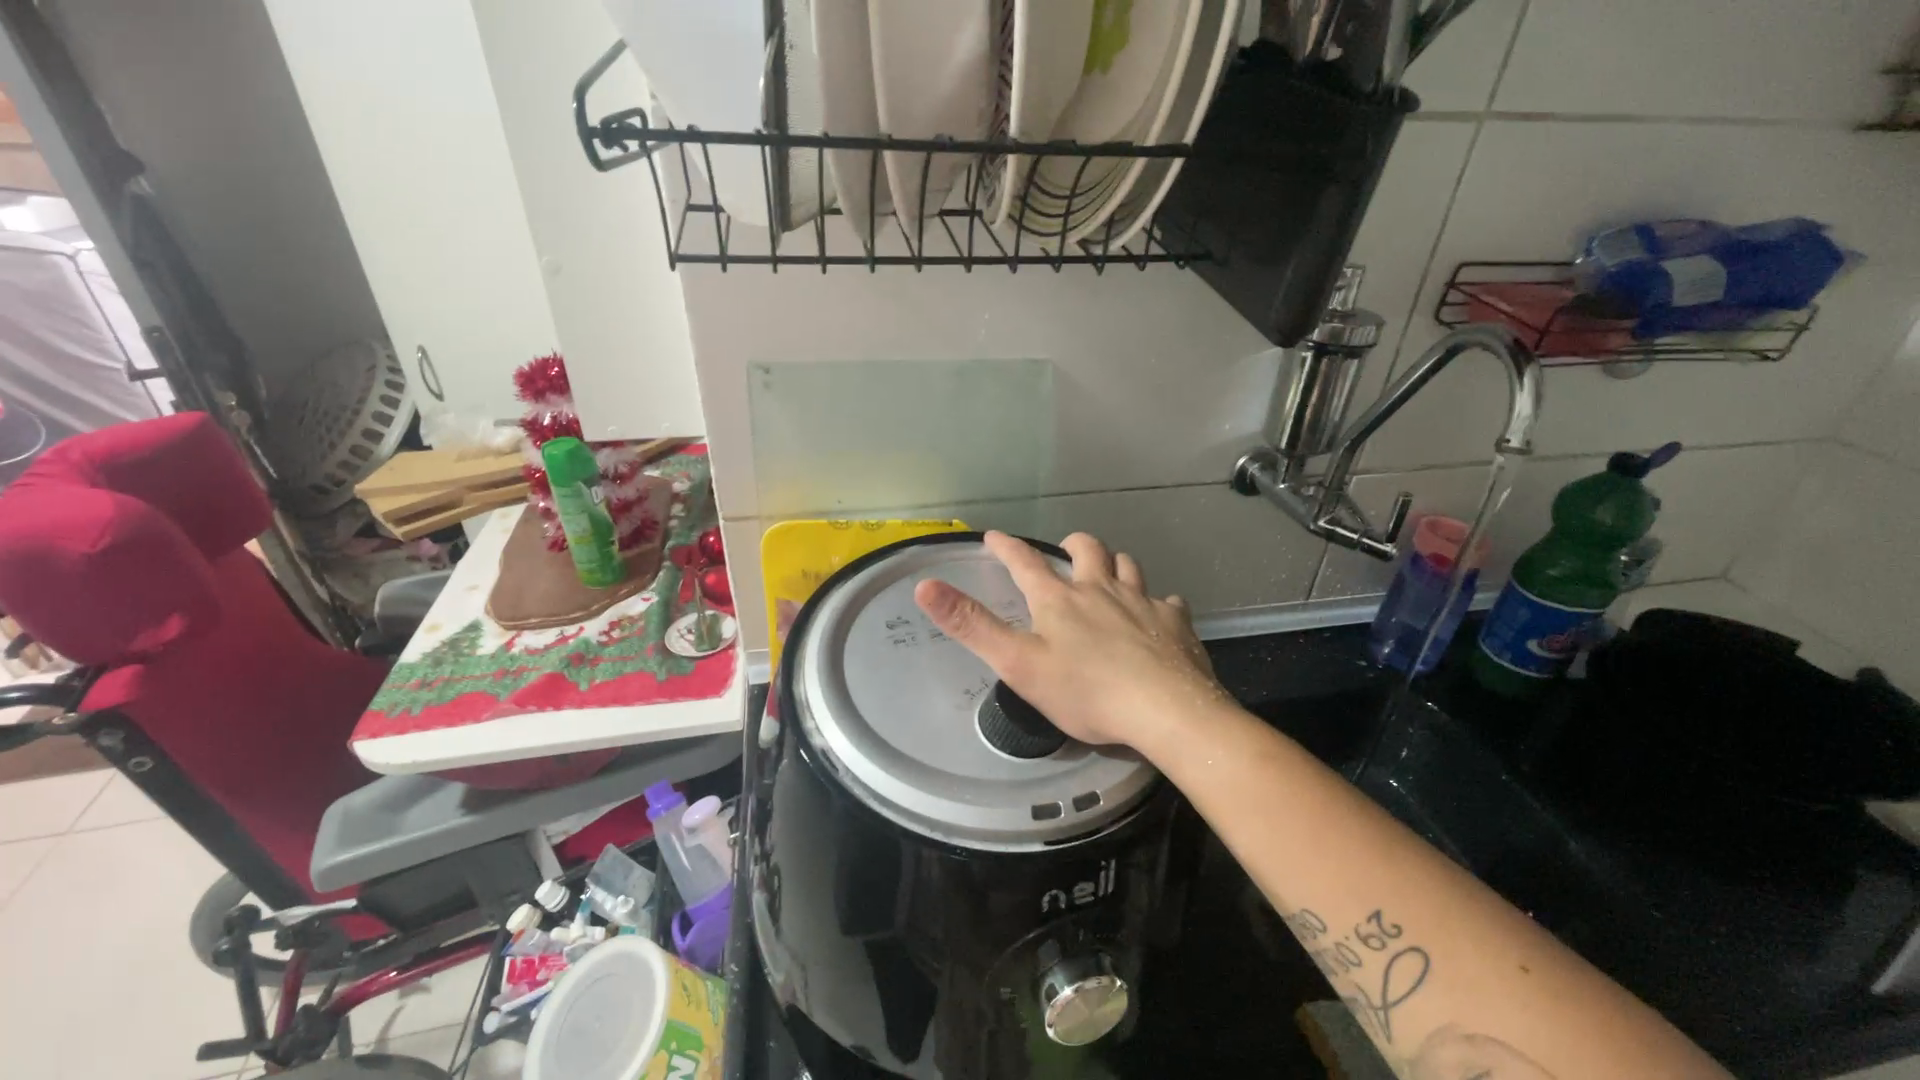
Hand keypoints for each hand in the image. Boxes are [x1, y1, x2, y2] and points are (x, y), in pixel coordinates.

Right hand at [913, 531, 1230, 749]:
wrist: (1165, 709)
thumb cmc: (1085, 691)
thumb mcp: (1017, 663)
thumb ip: (972, 625)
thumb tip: (925, 585)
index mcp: (1059, 600)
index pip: (1025, 563)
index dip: (1006, 548)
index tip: (994, 536)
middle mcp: (1102, 589)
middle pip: (1088, 550)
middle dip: (1073, 545)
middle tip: (1066, 550)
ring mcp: (1143, 603)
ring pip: (1129, 566)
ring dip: (1115, 564)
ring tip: (1110, 573)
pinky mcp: (1176, 624)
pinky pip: (1168, 602)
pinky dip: (1158, 603)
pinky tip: (1158, 615)